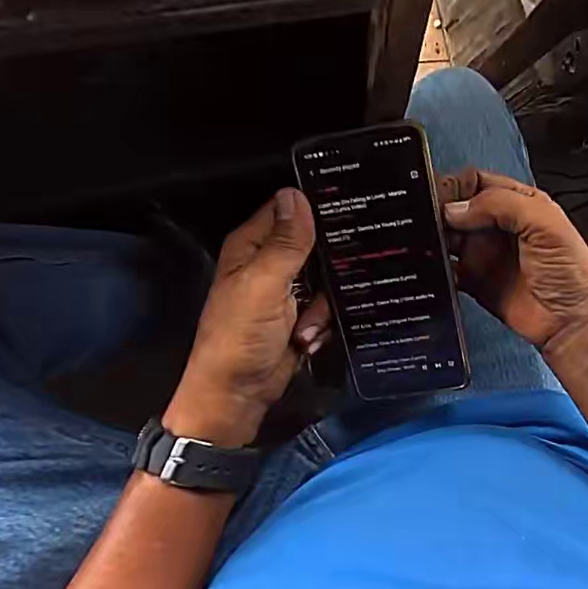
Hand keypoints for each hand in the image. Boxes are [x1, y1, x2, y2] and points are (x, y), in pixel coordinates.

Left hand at [163, 188, 332, 445]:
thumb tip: (296, 194)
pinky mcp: (299, 316)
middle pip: (313, 245)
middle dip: (330, 262)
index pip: (287, 210)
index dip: (315, 207)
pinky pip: (327, 307)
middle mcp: (268, 264)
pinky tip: (308, 336)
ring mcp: (285, 292)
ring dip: (325, 303)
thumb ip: (285, 243)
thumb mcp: (264, 284)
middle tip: (342, 272)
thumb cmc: (240, 336)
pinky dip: (322, 323)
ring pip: (327, 279)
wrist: (238, 393)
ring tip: (309, 322)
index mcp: (251, 247)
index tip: (349, 208)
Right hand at [439, 168, 587, 356]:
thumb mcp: (545, 225)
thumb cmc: (571, 274)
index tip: (437, 194)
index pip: (477, 182)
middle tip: (422, 216)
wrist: (571, 323)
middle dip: (438, 209)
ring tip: (423, 239)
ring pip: (447, 236)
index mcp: (519, 203)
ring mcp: (485, 253)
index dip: (455, 185)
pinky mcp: (475, 280)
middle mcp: (499, 226)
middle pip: (457, 208)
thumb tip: (456, 209)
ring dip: (433, 236)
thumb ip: (502, 206)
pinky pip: (447, 268)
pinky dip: (435, 265)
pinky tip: (432, 264)